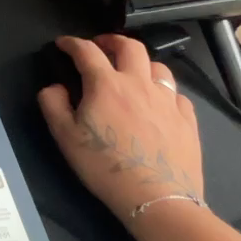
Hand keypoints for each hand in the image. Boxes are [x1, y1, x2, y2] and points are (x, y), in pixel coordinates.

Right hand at [38, 34, 203, 223]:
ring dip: (140, 64)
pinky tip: (157, 103)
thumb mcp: (64, 135)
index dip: (71, 43)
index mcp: (106, 84)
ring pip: (158, 67)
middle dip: (111, 40)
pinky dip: (163, 91)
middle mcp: (139, 84)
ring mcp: (168, 102)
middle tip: (100, 46)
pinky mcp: (188, 122)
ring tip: (131, 73)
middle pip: (130, 47)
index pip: (86, 50)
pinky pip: (177, 95)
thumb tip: (56, 87)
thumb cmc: (104, 165)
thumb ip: (52, 103)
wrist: (158, 200)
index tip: (62, 44)